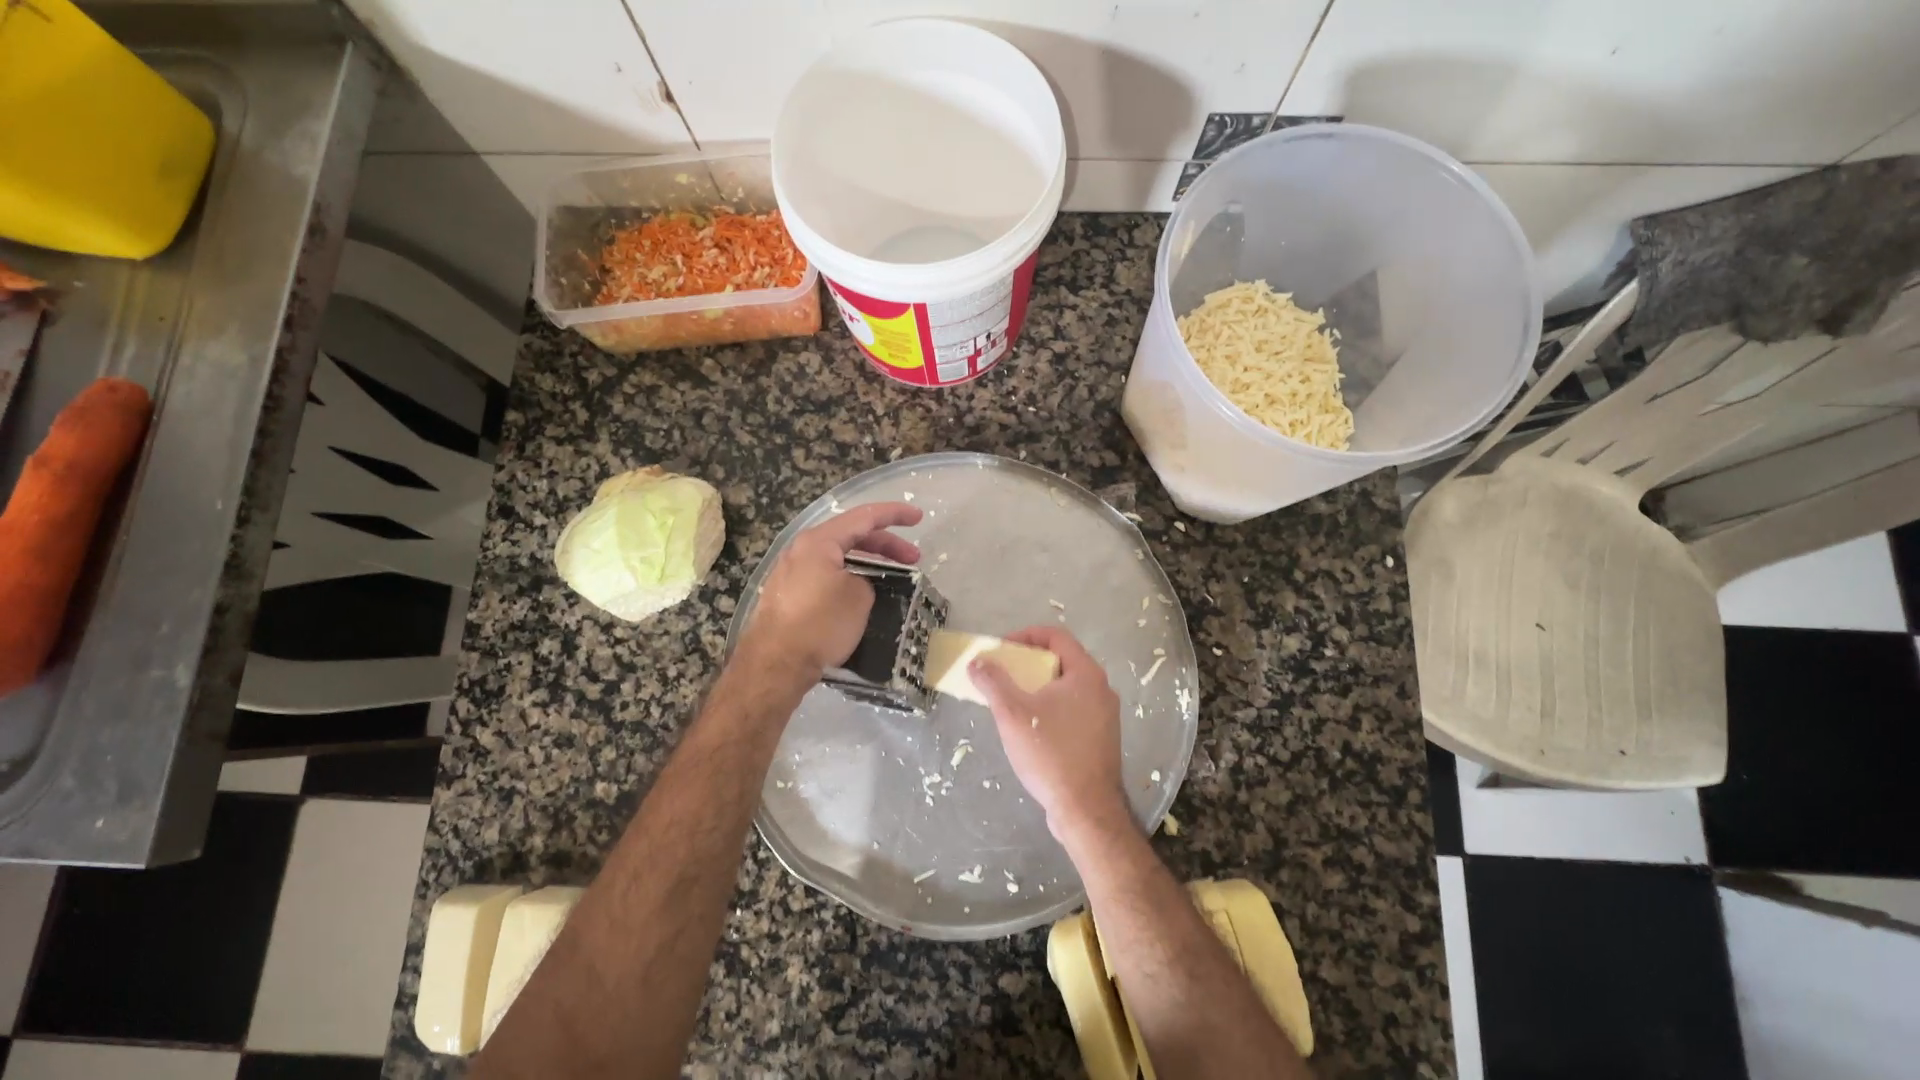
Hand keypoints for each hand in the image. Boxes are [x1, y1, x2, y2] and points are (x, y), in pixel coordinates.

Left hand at [741, 502, 922, 676]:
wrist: (775, 663)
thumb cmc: (820, 623)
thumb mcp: (859, 596)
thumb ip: (867, 579)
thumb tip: (859, 584)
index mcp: (818, 541)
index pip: (863, 517)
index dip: (894, 514)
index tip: (918, 516)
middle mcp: (801, 550)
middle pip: (850, 536)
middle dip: (885, 544)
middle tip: (913, 558)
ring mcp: (791, 573)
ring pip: (837, 557)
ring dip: (867, 562)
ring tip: (891, 577)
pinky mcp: (789, 595)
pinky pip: (826, 575)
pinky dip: (849, 577)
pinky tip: (862, 593)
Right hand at [967, 626, 1128, 845]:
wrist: (1086, 809)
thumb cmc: (1050, 754)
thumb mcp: (1012, 714)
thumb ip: (993, 682)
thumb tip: (978, 662)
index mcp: (1086, 674)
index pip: (1056, 636)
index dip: (1025, 636)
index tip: (1001, 650)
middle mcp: (1102, 689)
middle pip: (1061, 661)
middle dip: (1028, 665)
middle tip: (1003, 676)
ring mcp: (1105, 716)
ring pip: (1067, 689)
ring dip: (1038, 689)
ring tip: (1012, 703)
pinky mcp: (1102, 739)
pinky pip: (1074, 711)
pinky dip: (1051, 710)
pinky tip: (1032, 731)